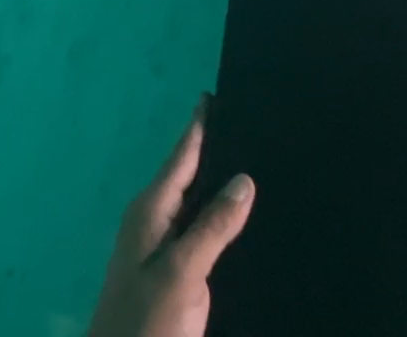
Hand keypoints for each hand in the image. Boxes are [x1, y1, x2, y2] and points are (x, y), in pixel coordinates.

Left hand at [88, 98, 255, 336]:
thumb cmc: (144, 324)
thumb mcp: (180, 273)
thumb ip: (213, 226)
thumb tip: (244, 179)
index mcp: (151, 210)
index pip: (182, 154)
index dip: (200, 125)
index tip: (217, 92)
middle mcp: (156, 221)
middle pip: (191, 173)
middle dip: (217, 147)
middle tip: (256, 120)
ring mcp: (165, 249)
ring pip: (199, 202)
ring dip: (223, 182)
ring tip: (262, 157)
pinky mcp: (177, 274)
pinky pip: (204, 230)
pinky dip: (224, 216)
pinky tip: (251, 216)